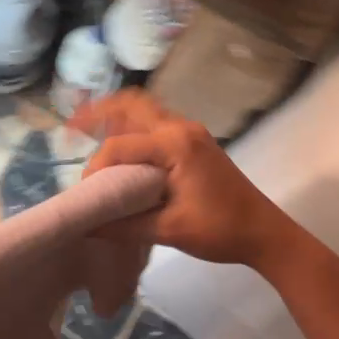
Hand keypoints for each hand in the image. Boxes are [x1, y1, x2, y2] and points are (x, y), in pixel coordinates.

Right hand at [72, 90, 290, 267]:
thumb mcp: (169, 231)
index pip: (121, 146)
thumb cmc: (221, 231)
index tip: (86, 192)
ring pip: (144, 110)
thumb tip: (85, 225)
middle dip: (99, 111)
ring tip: (89, 131)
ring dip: (117, 117)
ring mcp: (190, 132)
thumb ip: (124, 225)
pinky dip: (134, 128)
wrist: (266, 234)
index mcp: (175, 145)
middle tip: (72, 126)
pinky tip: (121, 148)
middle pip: (132, 104)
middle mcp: (181, 128)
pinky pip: (156, 123)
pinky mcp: (194, 141)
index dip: (97, 166)